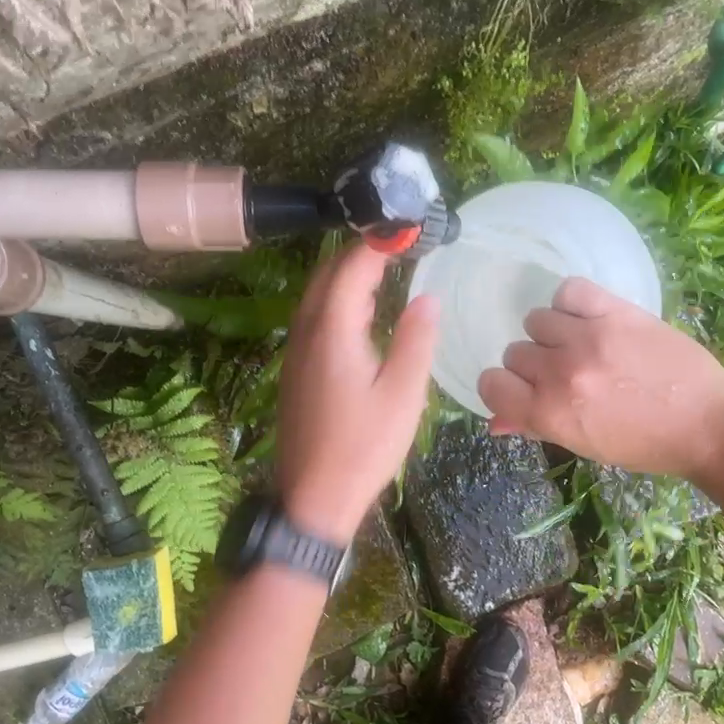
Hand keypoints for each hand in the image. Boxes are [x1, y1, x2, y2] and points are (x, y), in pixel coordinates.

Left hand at [277, 245, 438, 544]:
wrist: (314, 496)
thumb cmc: (363, 447)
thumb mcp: (402, 394)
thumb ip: (415, 339)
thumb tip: (427, 296)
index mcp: (332, 330)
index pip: (352, 266)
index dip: (379, 241)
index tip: (409, 227)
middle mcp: (306, 331)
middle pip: (328, 273)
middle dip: (362, 251)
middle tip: (401, 242)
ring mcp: (297, 351)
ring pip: (318, 294)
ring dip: (348, 274)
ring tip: (387, 267)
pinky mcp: (297, 369)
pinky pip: (315, 317)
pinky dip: (339, 299)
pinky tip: (363, 312)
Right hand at [478, 277, 723, 477]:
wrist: (707, 425)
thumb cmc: (644, 445)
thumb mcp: (583, 445)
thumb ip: (534, 427)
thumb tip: (494, 421)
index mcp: (549, 414)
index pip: (491, 385)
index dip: (504, 387)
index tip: (525, 390)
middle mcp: (561, 373)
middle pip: (515, 352)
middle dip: (534, 365)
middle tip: (567, 374)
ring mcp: (588, 339)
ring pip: (536, 320)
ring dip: (553, 333)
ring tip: (582, 345)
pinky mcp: (616, 313)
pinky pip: (569, 290)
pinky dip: (571, 302)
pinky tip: (589, 318)